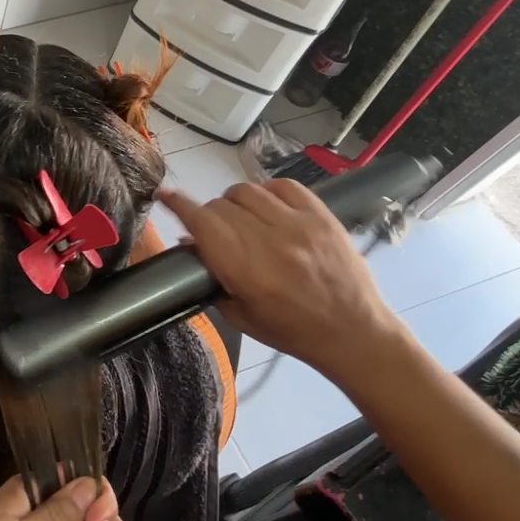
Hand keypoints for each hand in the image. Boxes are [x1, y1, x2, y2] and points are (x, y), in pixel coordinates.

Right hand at [155, 180, 405, 384]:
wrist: (356, 334)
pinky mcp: (322, 217)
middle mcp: (269, 242)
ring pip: (247, 190)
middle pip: (220, 205)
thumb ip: (211, 276)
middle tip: (217, 231)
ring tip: (242, 218)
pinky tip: (269, 208)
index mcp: (246, 271)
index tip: (163, 195)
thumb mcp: (241, 314)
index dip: (178, 204)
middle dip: (209, 214)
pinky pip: (283, 186)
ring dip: (236, 201)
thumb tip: (190, 241)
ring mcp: (299, 226)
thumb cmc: (292, 331)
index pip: (202, 222)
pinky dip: (268, 191)